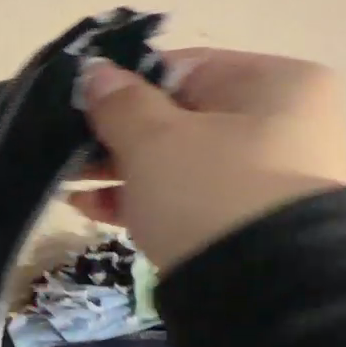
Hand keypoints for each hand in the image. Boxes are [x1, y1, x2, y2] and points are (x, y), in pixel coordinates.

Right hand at [68, 48, 345, 271]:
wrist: (258, 277)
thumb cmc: (208, 189)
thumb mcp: (155, 141)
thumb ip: (121, 105)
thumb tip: (94, 72)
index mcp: (273, 83)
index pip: (183, 70)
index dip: (125, 88)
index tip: (78, 112)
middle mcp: (279, 118)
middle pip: (177, 116)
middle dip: (115, 137)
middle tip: (65, 155)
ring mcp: (264, 170)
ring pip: (174, 159)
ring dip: (118, 171)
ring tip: (69, 185)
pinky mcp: (241, 214)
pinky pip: (180, 194)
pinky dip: (137, 197)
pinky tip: (90, 207)